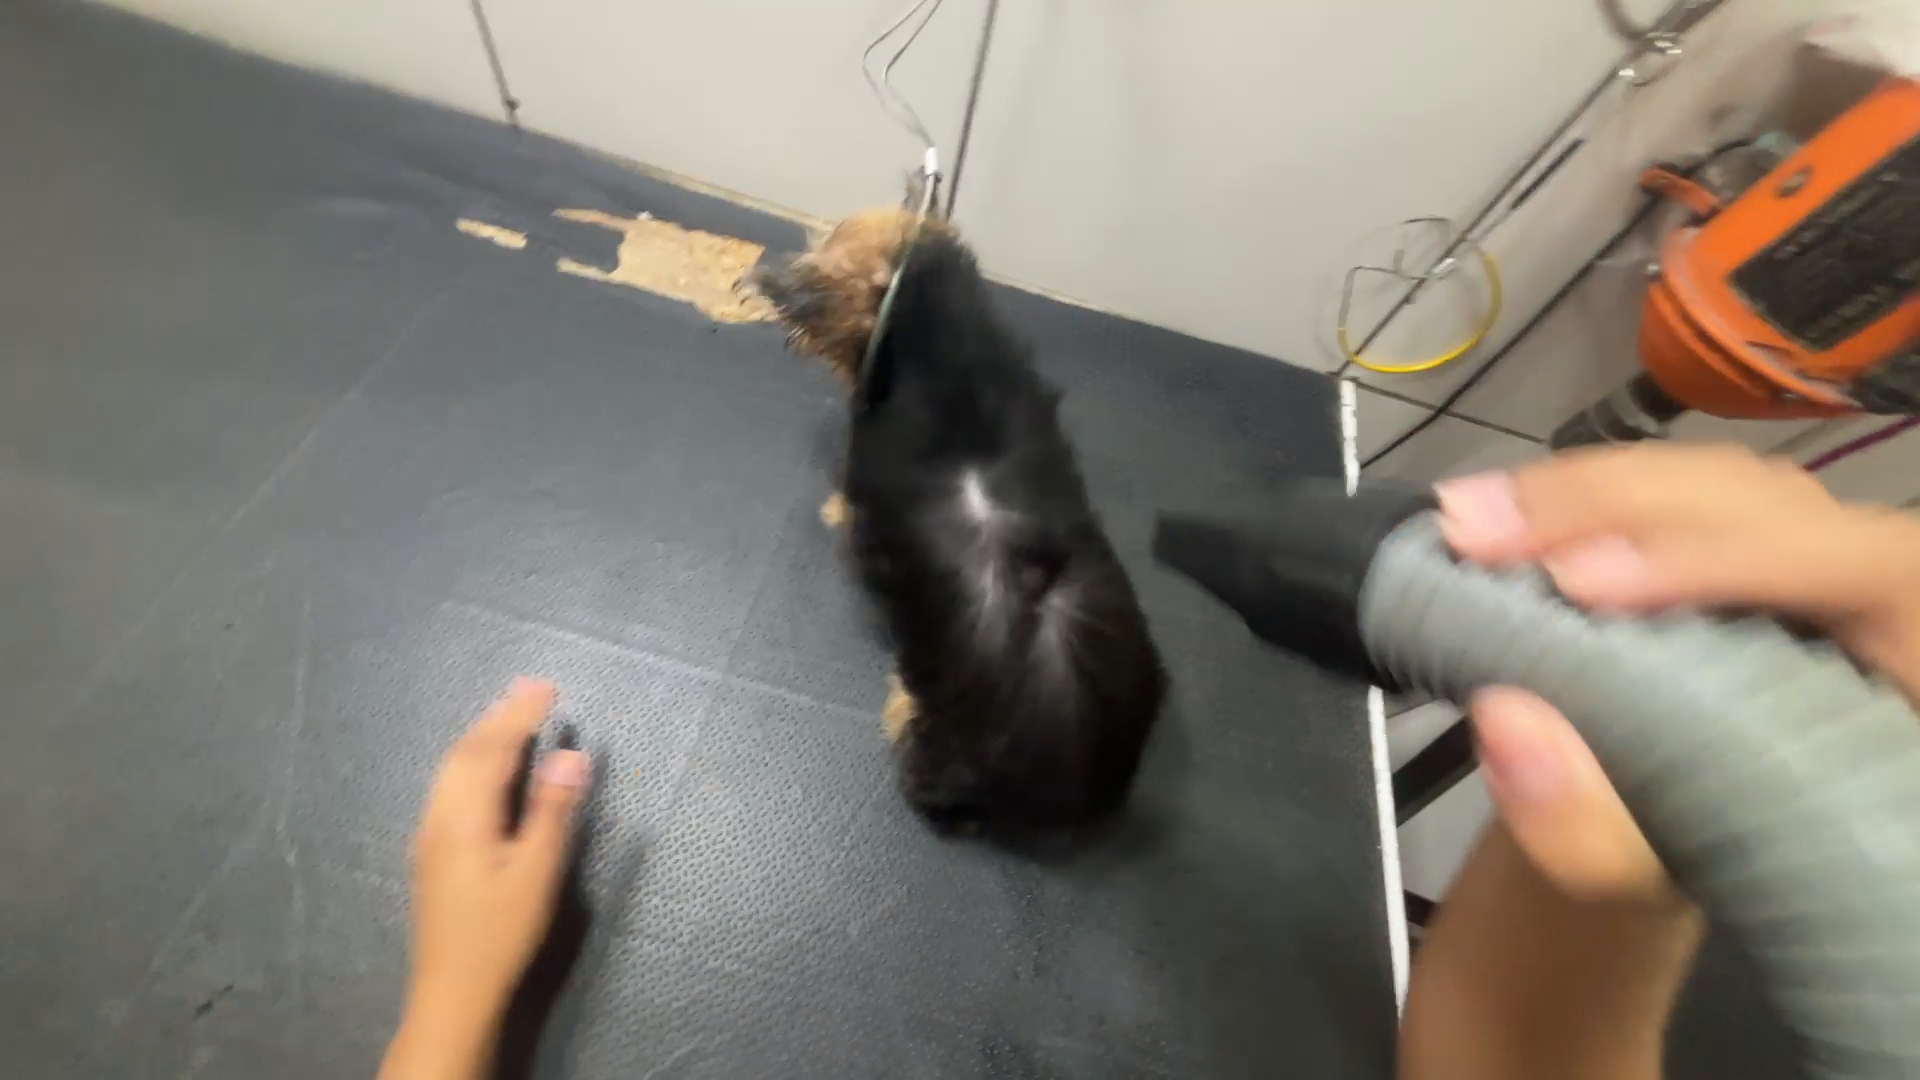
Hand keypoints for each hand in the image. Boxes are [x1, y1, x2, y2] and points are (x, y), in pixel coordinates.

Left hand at [379, 678, 589, 1079]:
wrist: (453, 990)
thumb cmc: (502, 929)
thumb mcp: (537, 870)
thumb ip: (552, 810)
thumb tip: (572, 756)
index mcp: (465, 819)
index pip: (493, 752)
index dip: (520, 716)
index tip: (546, 686)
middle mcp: (441, 818)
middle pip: (466, 753)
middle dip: (499, 715)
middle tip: (530, 685)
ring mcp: (432, 834)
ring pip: (452, 768)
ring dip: (482, 732)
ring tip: (509, 709)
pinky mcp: (434, 848)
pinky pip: (450, 783)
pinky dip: (472, 755)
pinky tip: (483, 760)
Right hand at [1435, 443, 1919, 900]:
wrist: (1655, 829)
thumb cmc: (1674, 857)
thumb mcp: (1634, 878)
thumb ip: (1584, 831)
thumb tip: (1504, 716)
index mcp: (1895, 678)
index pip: (1867, 571)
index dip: (1726, 557)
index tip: (1577, 584)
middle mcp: (1857, 606)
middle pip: (1765, 503)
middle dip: (1609, 506)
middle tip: (1478, 535)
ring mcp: (1776, 563)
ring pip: (1700, 482)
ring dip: (1568, 491)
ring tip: (1464, 519)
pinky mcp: (1696, 546)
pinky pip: (1642, 492)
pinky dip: (1552, 494)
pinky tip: (1481, 510)